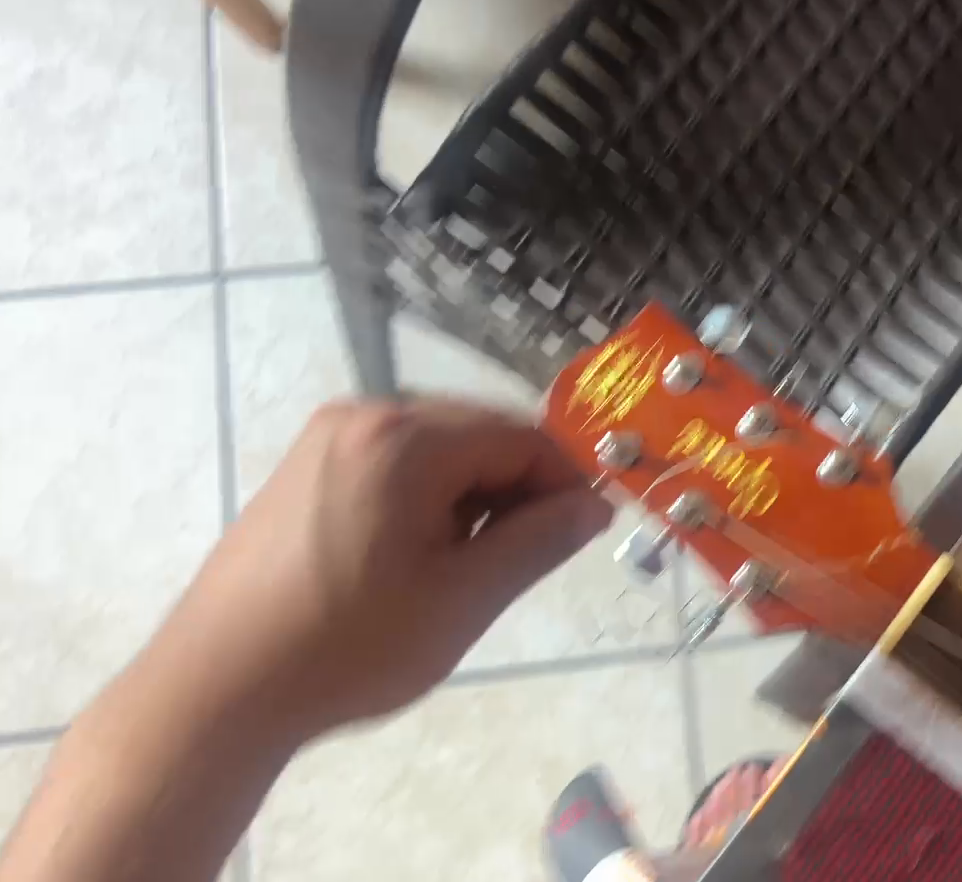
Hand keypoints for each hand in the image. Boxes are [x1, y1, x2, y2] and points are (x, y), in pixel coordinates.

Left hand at [146, 398, 611, 737]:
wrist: (205, 702)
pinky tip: (424, 550)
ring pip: (450, 449)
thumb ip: (544, 539)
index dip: (565, 484)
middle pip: (487, 436)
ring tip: (470, 559)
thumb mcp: (466, 597)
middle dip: (520, 489)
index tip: (579, 533)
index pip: (524, 439)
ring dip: (480, 495)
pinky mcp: (312, 465)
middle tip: (524, 552)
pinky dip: (437, 495)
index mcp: (405, 439)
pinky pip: (407, 460)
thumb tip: (599, 505)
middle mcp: (366, 416)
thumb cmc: (346, 647)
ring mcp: (331, 438)